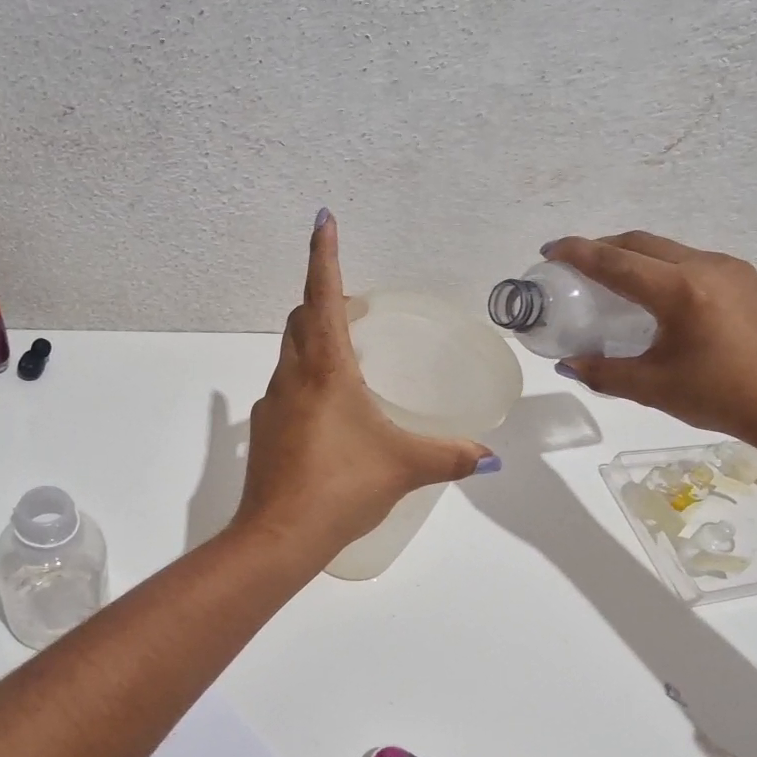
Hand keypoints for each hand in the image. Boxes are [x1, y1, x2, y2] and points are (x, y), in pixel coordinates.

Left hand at [232, 210, 494, 551]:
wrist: (279, 537)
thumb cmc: (343, 487)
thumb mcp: (405, 467)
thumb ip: (451, 456)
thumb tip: (490, 457)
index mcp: (326, 369)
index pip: (322, 296)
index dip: (323, 255)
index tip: (323, 219)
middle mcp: (293, 377)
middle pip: (300, 320)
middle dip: (322, 298)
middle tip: (353, 303)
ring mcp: (273, 406)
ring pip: (289, 354)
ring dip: (313, 339)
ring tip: (347, 353)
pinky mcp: (266, 434)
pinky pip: (285, 390)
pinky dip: (305, 380)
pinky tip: (327, 411)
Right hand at [545, 231, 756, 446]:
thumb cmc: (722, 397)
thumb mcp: (654, 387)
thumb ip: (604, 372)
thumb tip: (567, 364)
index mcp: (680, 291)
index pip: (616, 262)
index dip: (577, 253)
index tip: (549, 251)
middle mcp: (705, 267)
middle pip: (641, 244)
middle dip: (603, 248)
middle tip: (573, 264)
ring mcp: (730, 270)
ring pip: (668, 249)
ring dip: (633, 256)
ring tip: (609, 278)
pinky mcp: (745, 281)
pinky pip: (691, 261)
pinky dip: (661, 268)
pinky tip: (654, 294)